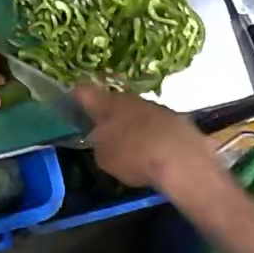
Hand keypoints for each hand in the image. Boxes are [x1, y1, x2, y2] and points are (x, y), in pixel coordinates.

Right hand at [73, 85, 229, 198]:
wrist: (183, 160)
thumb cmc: (133, 155)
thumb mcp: (103, 156)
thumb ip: (98, 144)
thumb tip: (102, 139)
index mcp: (107, 103)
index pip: (84, 92)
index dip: (75, 97)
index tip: (70, 104)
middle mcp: (130, 98)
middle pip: (113, 101)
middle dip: (106, 114)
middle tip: (100, 130)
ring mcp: (156, 107)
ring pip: (136, 112)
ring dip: (131, 124)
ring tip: (129, 145)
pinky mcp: (177, 120)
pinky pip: (156, 125)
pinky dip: (152, 135)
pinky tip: (153, 152)